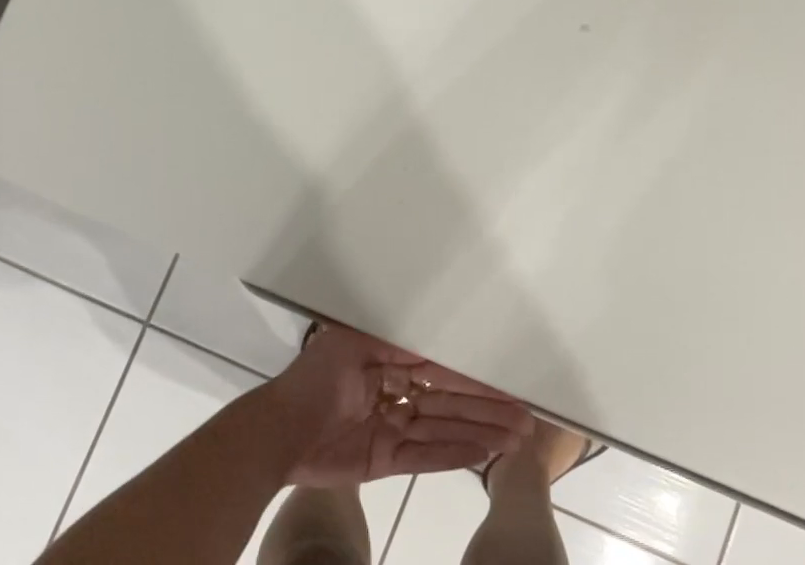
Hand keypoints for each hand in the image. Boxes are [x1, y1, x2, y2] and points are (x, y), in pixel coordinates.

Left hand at [267, 324, 532, 486]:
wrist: (278, 431)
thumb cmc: (314, 380)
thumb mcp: (352, 344)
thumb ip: (397, 346)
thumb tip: (439, 346)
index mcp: (385, 363)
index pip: (438, 369)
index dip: (471, 376)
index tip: (506, 380)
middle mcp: (393, 395)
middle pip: (447, 402)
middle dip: (485, 408)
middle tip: (525, 416)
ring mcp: (390, 429)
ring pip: (443, 429)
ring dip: (479, 431)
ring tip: (517, 436)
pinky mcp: (384, 460)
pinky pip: (426, 457)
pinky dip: (454, 455)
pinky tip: (485, 453)